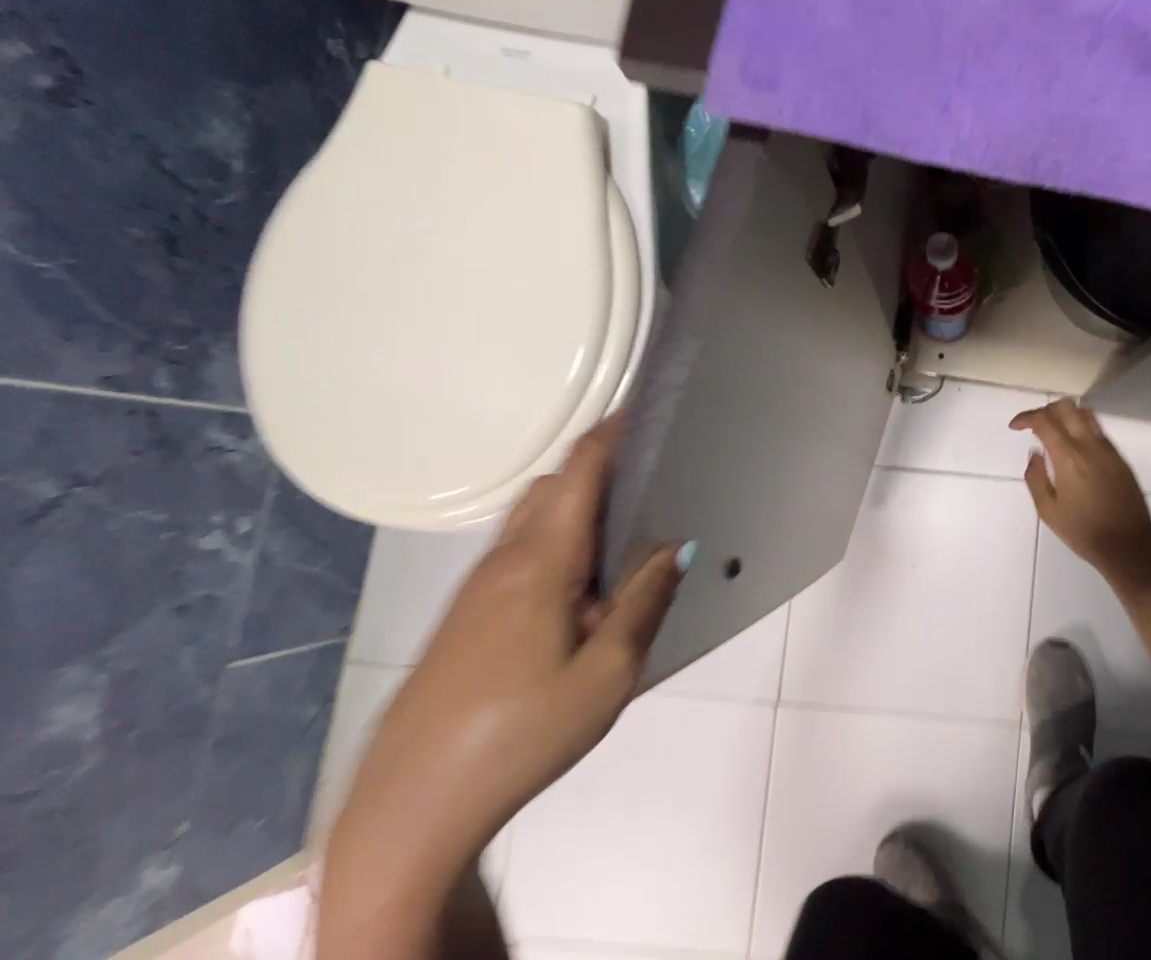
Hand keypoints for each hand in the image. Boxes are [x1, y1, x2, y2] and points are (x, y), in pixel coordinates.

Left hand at [333, 417, 688, 870]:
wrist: (414, 802)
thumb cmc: (522, 734)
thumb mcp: (607, 675)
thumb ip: (643, 602)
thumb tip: (676, 546)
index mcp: (539, 564)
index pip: (576, 474)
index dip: (608, 435)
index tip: (641, 409)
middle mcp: (501, 563)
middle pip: (548, 489)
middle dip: (594, 469)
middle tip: (648, 482)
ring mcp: (474, 592)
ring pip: (528, 522)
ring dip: (573, 510)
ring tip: (623, 539)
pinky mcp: (463, 620)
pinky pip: (516, 556)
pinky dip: (553, 544)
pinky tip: (580, 593)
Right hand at [1011, 400, 1150, 589]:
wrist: (1128, 546)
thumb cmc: (1083, 532)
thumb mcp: (1048, 510)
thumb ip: (1035, 478)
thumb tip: (1035, 454)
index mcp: (1070, 458)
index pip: (1045, 420)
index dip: (1026, 417)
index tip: (1015, 427)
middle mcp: (1091, 446)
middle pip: (1067, 407)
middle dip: (1046, 410)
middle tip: (1033, 427)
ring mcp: (1110, 450)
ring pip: (1086, 414)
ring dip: (1066, 416)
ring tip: (1054, 434)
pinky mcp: (1121, 459)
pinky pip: (1099, 431)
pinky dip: (1082, 429)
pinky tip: (1075, 451)